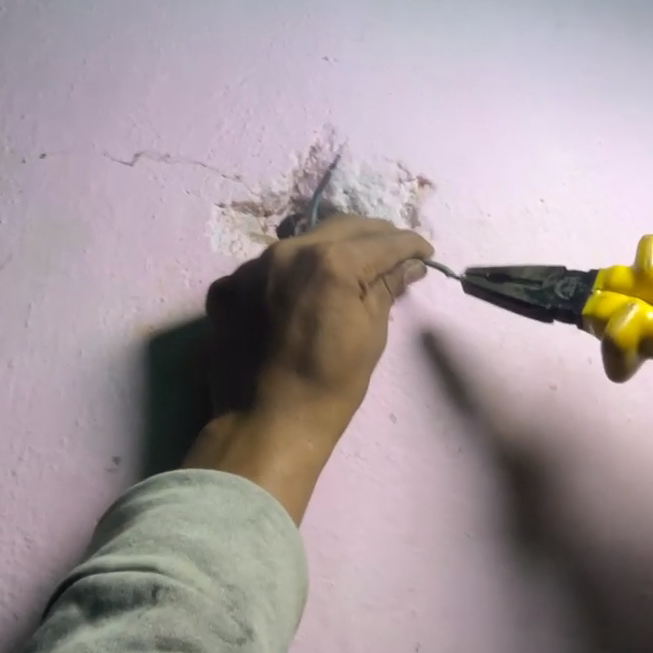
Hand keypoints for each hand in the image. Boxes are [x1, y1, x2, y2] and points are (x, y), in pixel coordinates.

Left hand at [184, 217, 432, 521]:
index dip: (410, 244)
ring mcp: (253, 265)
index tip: (424, 253)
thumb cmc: (331, 384)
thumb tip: (409, 264)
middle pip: (341, 228)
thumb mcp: (370, 333)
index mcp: (331, 260)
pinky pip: (267, 268)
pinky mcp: (228, 285)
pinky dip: (290, 275)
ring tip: (348, 270)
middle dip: (373, 237)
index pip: (382, 240)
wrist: (265, 423)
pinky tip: (300, 296)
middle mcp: (288, 250)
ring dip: (329, 250)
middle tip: (393, 255)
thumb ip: (386, 286)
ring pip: (301, 242)